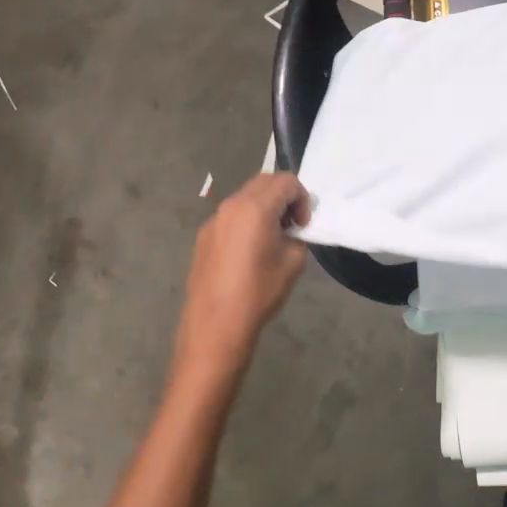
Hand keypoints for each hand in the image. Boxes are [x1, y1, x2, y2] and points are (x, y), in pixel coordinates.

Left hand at [173, 173, 310, 381]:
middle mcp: (232, 205)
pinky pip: (231, 216)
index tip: (303, 226)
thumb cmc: (259, 292)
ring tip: (271, 238)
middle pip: (264, 181)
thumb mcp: (293, 263)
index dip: (302, 199)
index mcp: (256, 207)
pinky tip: (248, 252)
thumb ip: (296, 237)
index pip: (287, 181)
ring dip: (264, 207)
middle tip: (292, 225)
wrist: (216, 324)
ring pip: (245, 196)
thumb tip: (291, 232)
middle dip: (284, 197)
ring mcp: (214, 220)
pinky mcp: (203, 236)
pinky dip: (246, 220)